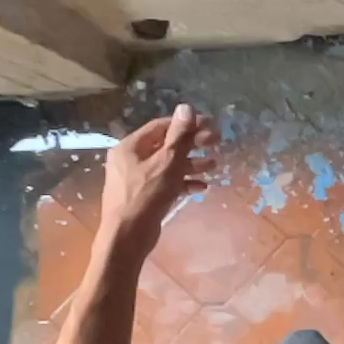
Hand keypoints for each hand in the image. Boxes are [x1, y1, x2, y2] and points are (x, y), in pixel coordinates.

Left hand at [96, 104, 214, 257]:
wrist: (127, 236)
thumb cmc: (146, 195)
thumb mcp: (167, 162)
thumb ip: (179, 136)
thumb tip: (186, 107)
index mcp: (131, 146)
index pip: (162, 126)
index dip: (187, 124)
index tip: (211, 126)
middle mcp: (130, 159)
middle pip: (166, 145)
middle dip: (193, 144)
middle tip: (216, 143)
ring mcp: (136, 178)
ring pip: (168, 164)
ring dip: (192, 164)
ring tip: (214, 166)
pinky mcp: (144, 195)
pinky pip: (166, 182)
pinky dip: (183, 182)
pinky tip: (201, 187)